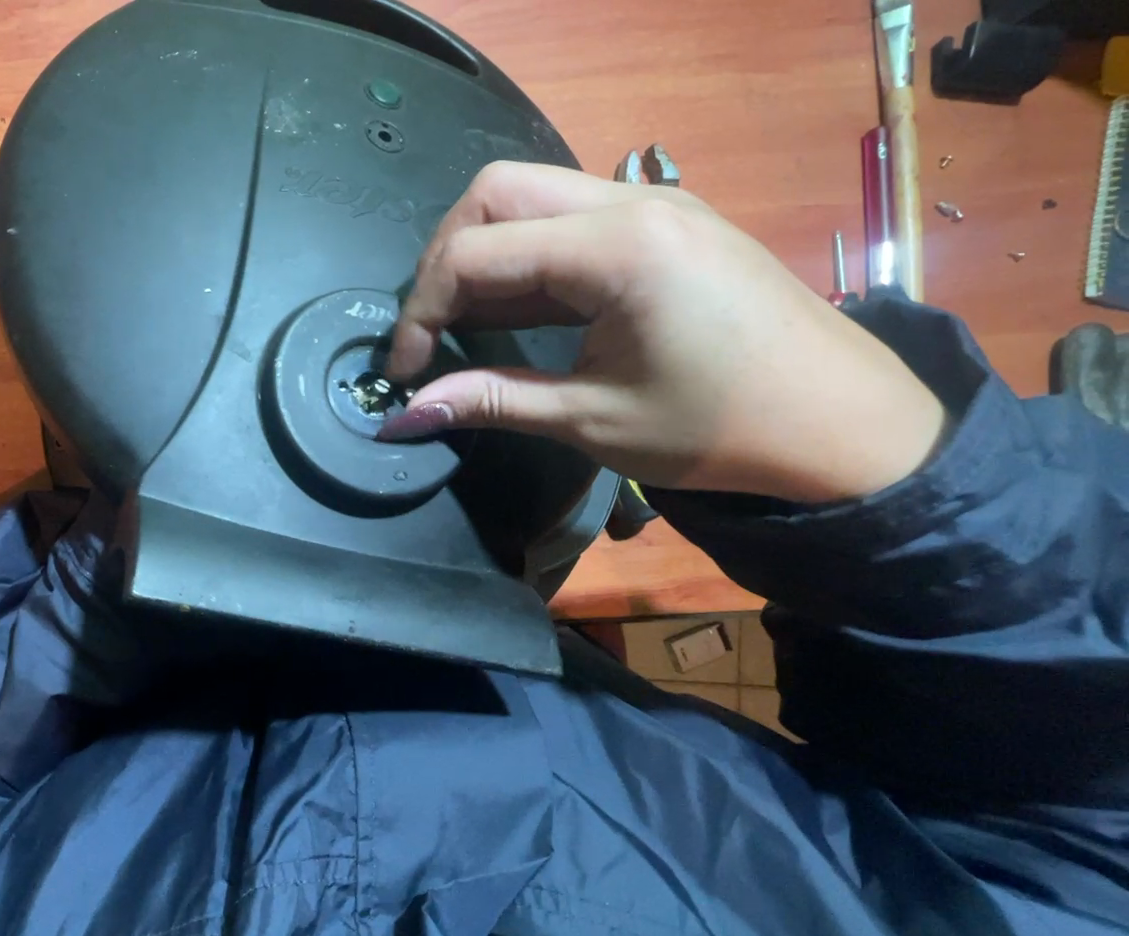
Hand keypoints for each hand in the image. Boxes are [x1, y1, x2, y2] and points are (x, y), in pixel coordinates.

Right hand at [381, 162, 945, 503]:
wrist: (845, 425)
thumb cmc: (720, 429)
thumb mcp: (592, 421)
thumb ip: (491, 401)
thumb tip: (405, 416)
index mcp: (617, 248)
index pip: (475, 252)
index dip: (421, 313)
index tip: (405, 372)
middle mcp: (631, 203)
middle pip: (493, 192)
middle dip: (442, 261)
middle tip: (431, 333)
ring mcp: (651, 205)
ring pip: (527, 196)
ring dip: (479, 256)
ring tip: (463, 329)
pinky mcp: (662, 224)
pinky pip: (565, 219)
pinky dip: (522, 259)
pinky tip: (515, 314)